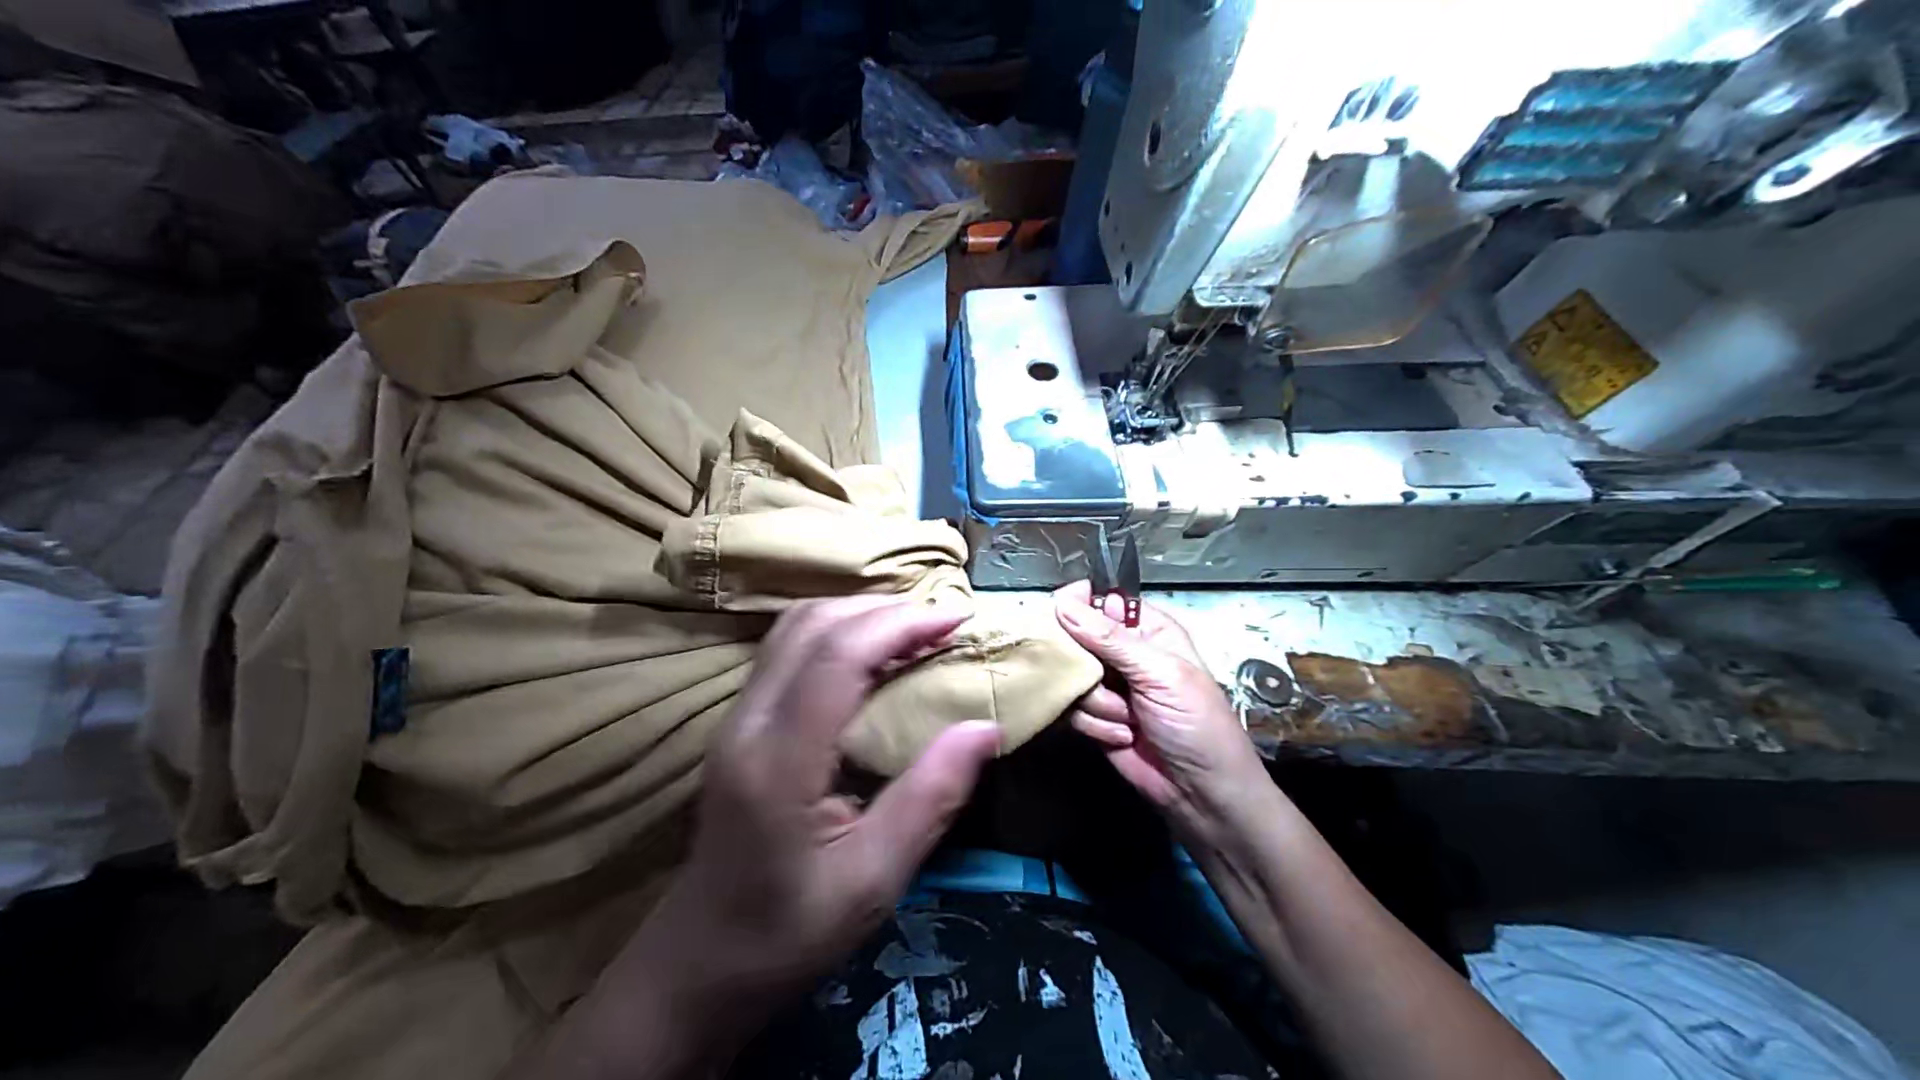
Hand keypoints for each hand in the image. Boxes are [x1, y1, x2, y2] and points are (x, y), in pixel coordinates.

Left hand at [547, 596, 998, 1077]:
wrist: (701, 961)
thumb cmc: (790, 931)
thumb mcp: (875, 878)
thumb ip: (931, 797)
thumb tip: (986, 726)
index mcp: (779, 762)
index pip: (838, 657)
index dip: (900, 624)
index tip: (957, 621)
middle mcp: (747, 722)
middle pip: (813, 625)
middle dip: (884, 609)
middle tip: (944, 623)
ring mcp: (736, 717)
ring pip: (794, 627)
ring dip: (858, 613)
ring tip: (916, 629)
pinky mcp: (739, 721)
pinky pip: (787, 648)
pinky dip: (837, 631)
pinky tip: (873, 651)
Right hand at [1053, 581, 1280, 851]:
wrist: (1202, 796)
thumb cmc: (1198, 726)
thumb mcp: (1162, 674)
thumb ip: (1111, 639)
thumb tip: (1064, 603)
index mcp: (1148, 629)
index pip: (1101, 600)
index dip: (1077, 605)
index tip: (1060, 616)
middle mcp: (1122, 653)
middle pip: (1074, 637)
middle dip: (1084, 663)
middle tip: (1101, 679)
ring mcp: (1106, 686)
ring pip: (1069, 676)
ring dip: (1098, 702)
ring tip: (1129, 719)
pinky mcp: (1093, 717)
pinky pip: (1070, 708)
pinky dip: (1094, 724)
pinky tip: (1122, 736)